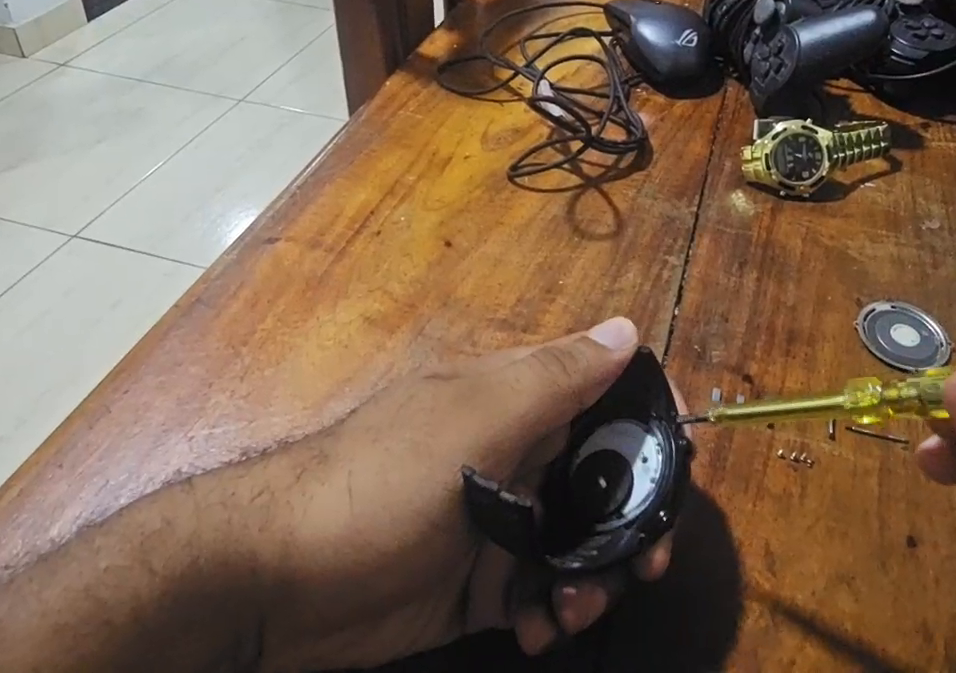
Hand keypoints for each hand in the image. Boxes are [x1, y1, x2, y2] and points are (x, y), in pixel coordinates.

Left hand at [262, 317, 673, 669]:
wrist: (275, 580)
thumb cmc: (385, 481)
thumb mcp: (473, 420)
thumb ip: (555, 378)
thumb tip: (628, 328)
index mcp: (515, 401)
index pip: (601, 391)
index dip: (646, 417)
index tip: (679, 460)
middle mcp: (513, 454)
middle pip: (601, 477)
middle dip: (633, 516)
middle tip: (646, 561)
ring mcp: (494, 522)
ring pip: (576, 541)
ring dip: (594, 573)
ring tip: (577, 604)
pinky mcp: (475, 585)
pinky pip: (536, 594)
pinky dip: (551, 610)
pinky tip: (541, 627)